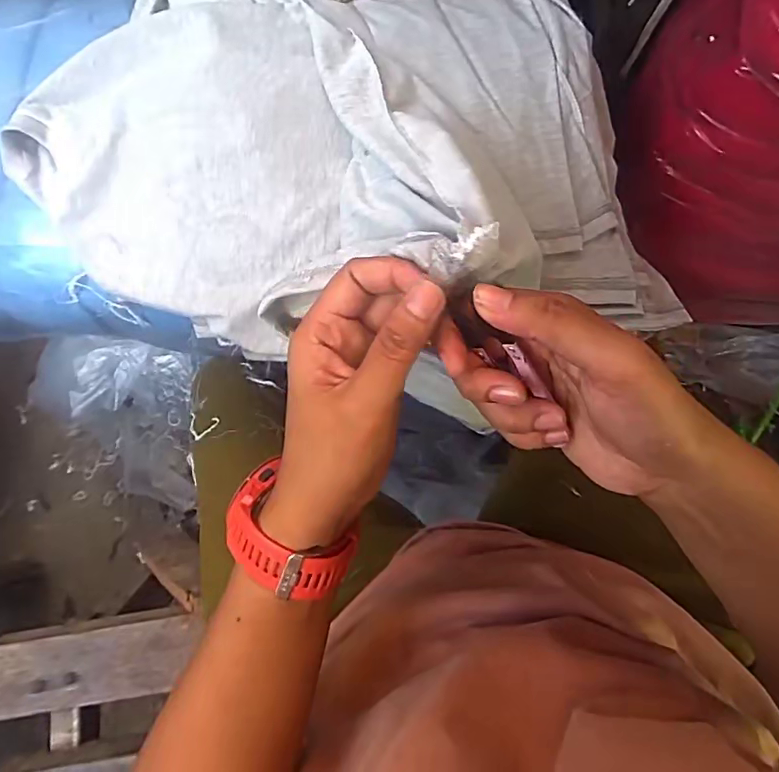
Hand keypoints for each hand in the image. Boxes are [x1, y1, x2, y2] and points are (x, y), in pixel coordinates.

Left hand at [263, 257, 446, 549]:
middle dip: (418, 297)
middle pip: (380, 292)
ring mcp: (357, 349)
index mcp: (320, 329)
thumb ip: (398, 344)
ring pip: (396, 314)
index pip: (356, 277)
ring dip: (426, 318)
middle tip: (457, 317)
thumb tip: (430, 288)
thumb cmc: (335, 455)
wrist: (325, 506)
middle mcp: (336, 330)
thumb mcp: (367, 398)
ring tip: (458, 336)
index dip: (394, 272)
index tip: (436, 286)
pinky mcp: (375, 367)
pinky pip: (402, 338)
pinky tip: (450, 345)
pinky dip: (425, 338)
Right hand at [438, 285, 715, 495]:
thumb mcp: (605, 356)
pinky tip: (560, 435)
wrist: (671, 469)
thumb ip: (547, 322)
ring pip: (483, 394)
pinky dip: (525, 434)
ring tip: (557, 422)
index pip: (482, 308)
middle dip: (485, 383)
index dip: (458, 327)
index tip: (457, 356)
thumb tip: (481, 294)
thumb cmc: (647, 402)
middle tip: (516, 397)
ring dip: (514, 415)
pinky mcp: (530, 417)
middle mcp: (530, 344)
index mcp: (545, 317)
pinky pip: (499, 423)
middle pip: (471, 355)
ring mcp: (529, 382)